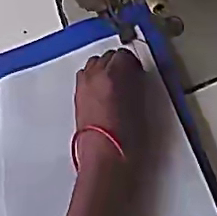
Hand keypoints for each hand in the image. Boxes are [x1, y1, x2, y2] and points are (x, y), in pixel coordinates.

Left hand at [73, 47, 143, 169]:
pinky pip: (85, 76)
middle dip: (118, 63)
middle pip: (108, 56)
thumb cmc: (126, 138)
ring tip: (114, 83)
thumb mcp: (140, 106)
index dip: (133, 63)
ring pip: (94, 63)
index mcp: (113, 75)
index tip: (138, 71)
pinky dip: (93, 77)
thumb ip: (135, 84)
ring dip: (104, 68)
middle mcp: (95, 75)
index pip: (124, 55)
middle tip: (129, 76)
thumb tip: (134, 78)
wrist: (104, 160)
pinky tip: (101, 91)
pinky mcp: (77, 95)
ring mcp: (84, 84)